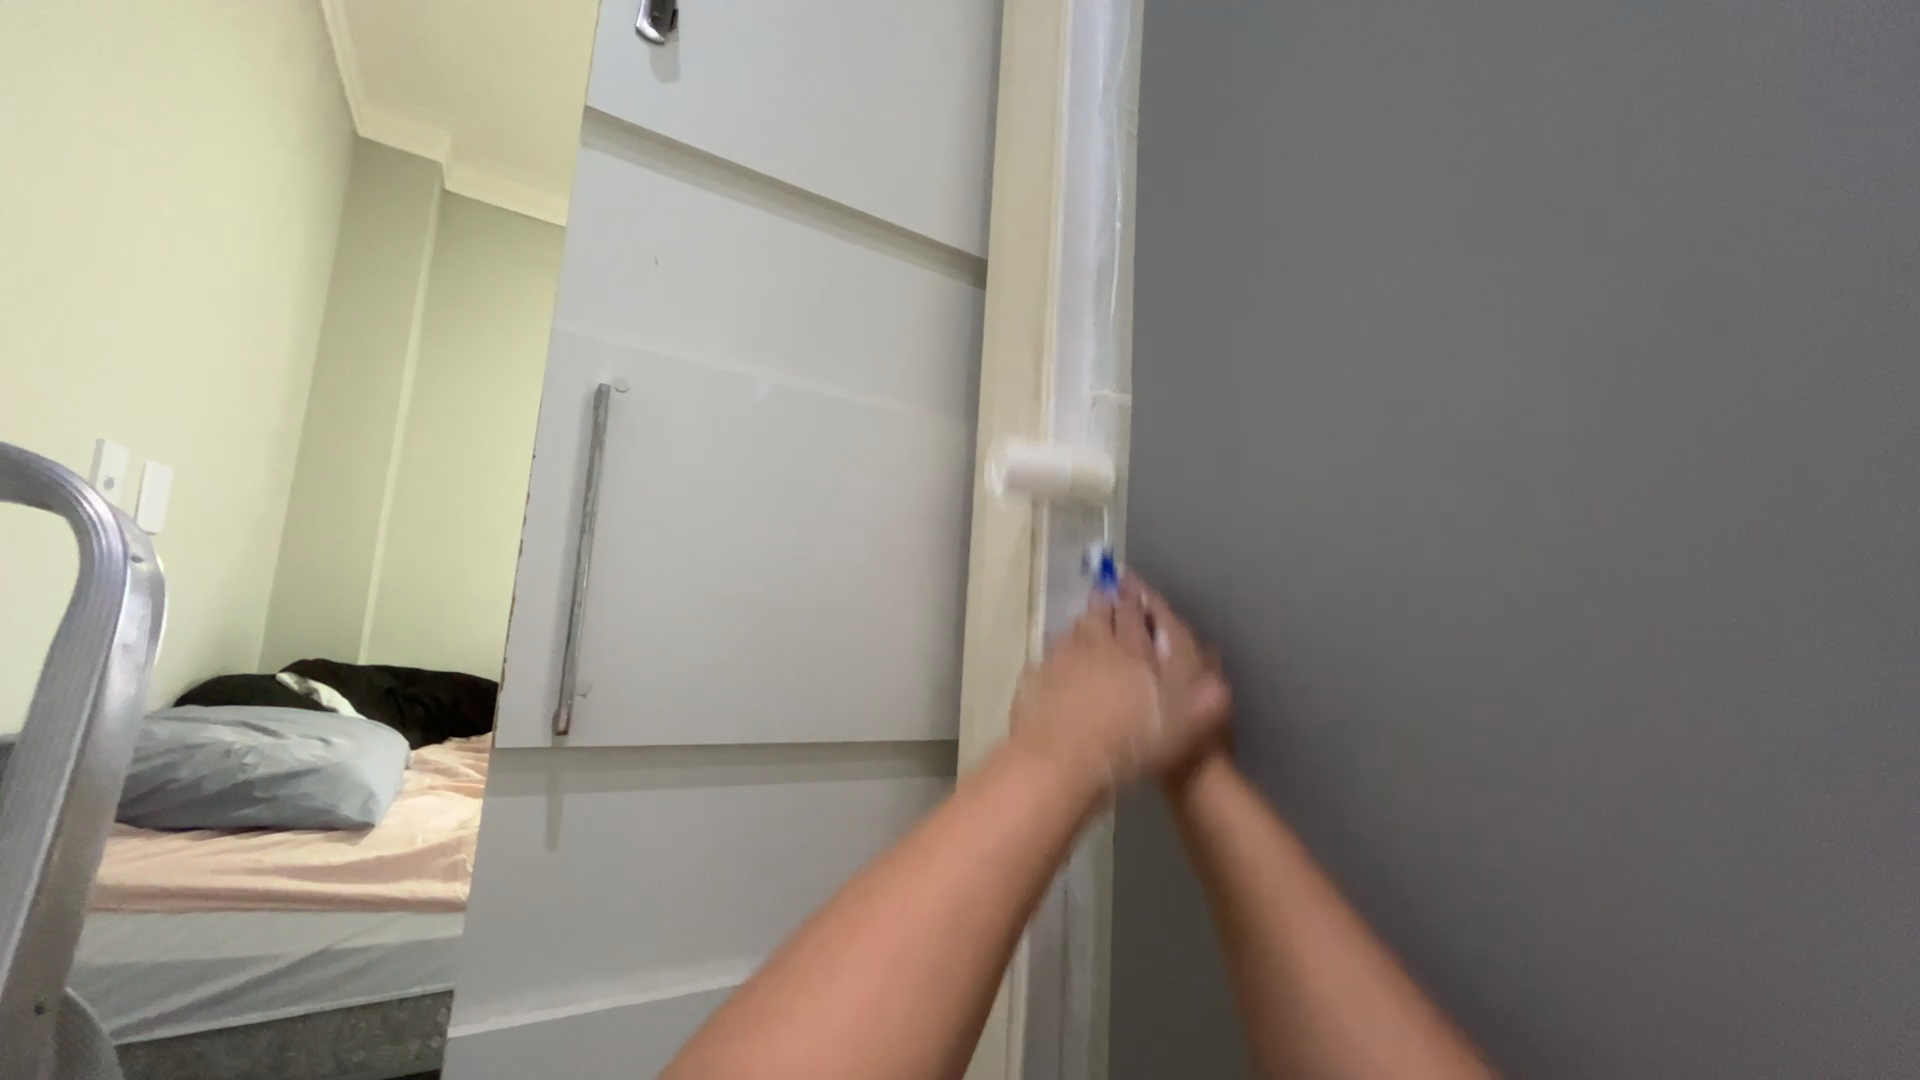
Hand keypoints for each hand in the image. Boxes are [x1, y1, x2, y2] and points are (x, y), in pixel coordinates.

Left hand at [1008, 577, 1231, 794]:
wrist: (1061, 760)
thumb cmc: (1128, 743)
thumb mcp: (1182, 727)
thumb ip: (1205, 701)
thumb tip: (1218, 683)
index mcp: (1133, 650)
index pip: (1135, 615)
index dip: (1136, 600)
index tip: (1134, 588)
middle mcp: (1096, 645)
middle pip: (1101, 615)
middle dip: (1107, 604)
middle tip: (1108, 595)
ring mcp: (1060, 658)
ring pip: (1074, 629)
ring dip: (1083, 623)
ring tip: (1087, 621)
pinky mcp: (1035, 677)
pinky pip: (1050, 654)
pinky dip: (1059, 650)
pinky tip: (1060, 658)